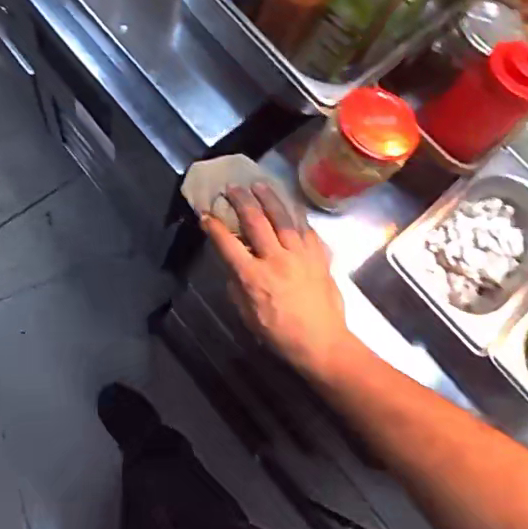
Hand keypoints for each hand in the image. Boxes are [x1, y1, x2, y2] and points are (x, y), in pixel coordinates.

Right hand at [201, 183, 353, 376]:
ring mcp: (300, 255)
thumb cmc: (279, 335)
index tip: (205, 215)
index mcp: (254, 277)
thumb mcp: (247, 316)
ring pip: (283, 218)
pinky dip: (297, 218)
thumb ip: (236, 287)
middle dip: (241, 201)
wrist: (322, 343)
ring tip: (259, 185)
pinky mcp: (319, 257)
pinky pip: (307, 230)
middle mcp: (276, 259)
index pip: (228, 244)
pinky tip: (291, 209)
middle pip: (255, 221)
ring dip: (269, 198)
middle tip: (232, 188)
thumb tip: (232, 266)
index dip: (214, 227)